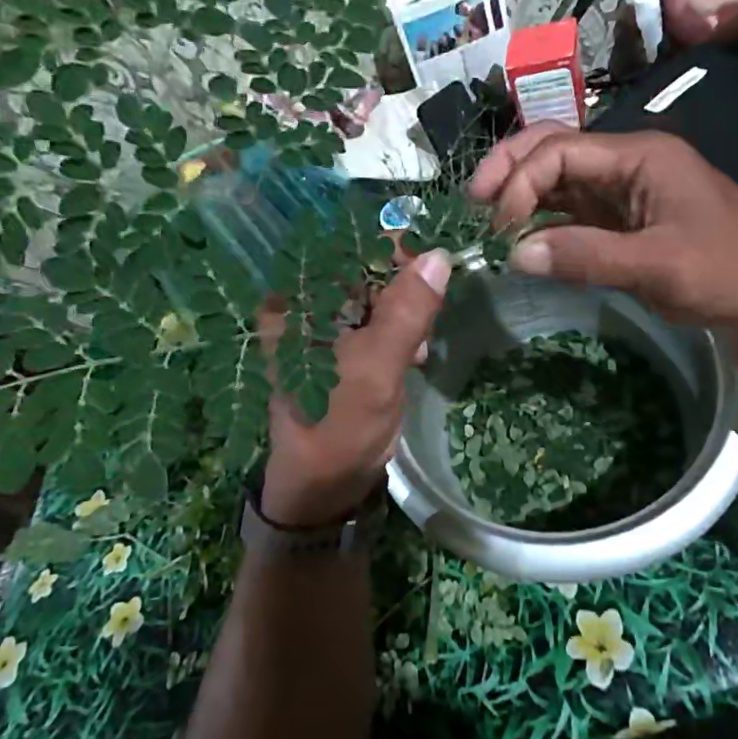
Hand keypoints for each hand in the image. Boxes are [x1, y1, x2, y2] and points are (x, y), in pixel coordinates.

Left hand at [260, 250, 451, 526]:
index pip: (347, 250)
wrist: (321, 489)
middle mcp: (305, 307)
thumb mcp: (377, 368)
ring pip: (376, 297)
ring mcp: (322, 329)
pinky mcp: (341, 350)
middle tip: (431, 314)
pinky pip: (378, 322)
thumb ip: (407, 312)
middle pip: (364, 271)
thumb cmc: (339, 428)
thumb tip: (439, 256)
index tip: (435, 260)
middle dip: (405, 287)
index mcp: (298, 303)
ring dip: (407, 314)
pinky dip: (401, 333)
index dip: (392, 249)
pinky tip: (415, 355)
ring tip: (421, 347)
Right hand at [468, 124, 737, 326]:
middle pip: (555, 148)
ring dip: (523, 193)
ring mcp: (625, 190)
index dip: (522, 181)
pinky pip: (573, 209)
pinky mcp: (624, 218)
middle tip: (475, 202)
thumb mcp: (660, 265)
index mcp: (641, 154)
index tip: (503, 228)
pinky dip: (545, 219)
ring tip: (489, 219)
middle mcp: (628, 162)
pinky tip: (524, 236)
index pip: (562, 149)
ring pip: (560, 177)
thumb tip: (515, 255)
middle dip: (511, 169)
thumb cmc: (729, 270)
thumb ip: (587, 256)